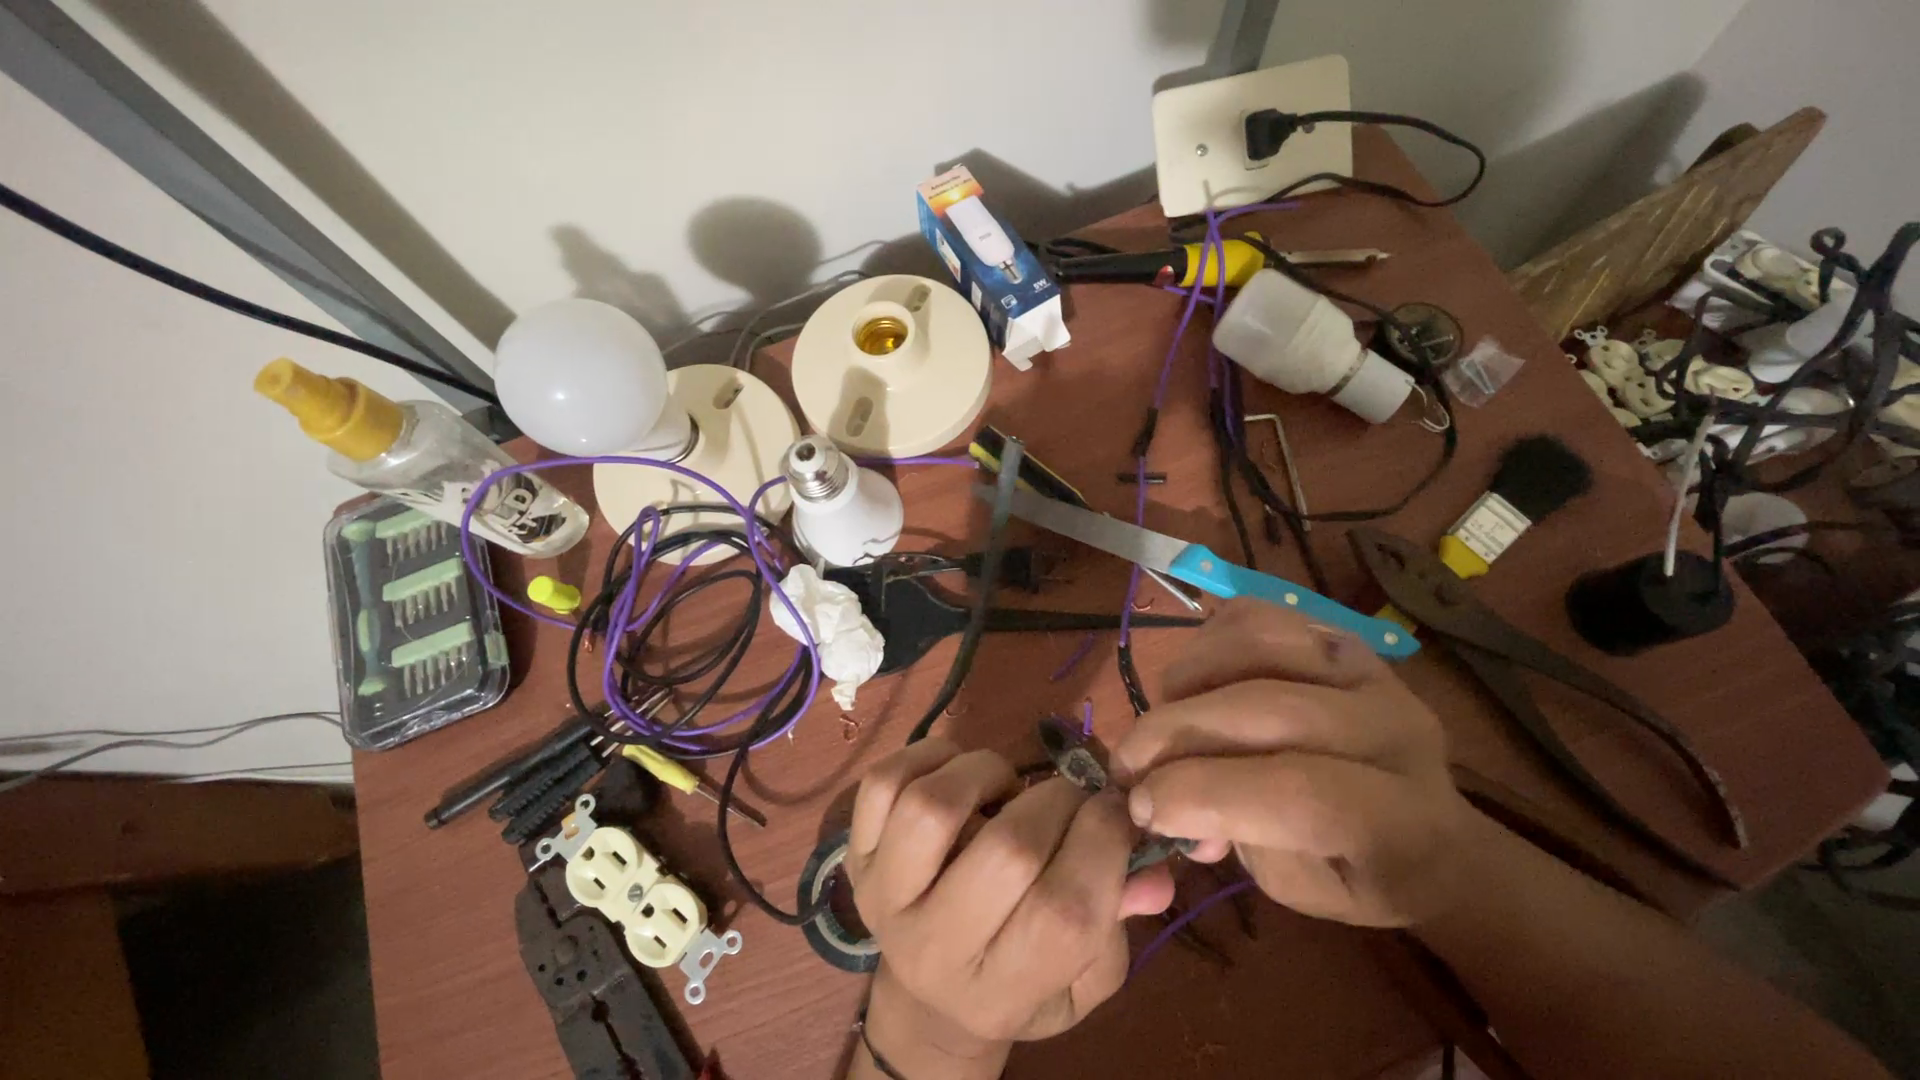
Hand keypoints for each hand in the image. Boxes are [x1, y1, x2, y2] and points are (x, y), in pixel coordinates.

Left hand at [845, 738, 1173, 1071]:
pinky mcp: (855, 855)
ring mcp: (884, 896)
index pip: (1064, 913)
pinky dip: (929, 756)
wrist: (929, 998)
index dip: (1105, 843)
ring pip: (934, 807)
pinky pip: (884, 783)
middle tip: (1071, 797)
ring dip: (987, 773)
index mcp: (1001, 991)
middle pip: (1007, 852)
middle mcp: (935, 947)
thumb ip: (1117, 925)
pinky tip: (959, 771)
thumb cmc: (1021, 983)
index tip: (1118, 812)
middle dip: (1058, 803)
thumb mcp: (1084, 979)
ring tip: (1007, 787)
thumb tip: (1155, 871)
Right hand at [1112, 598, 1477, 927]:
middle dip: (1177, 734)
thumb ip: (1235, 838)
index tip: (1141, 807)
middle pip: (1270, 709)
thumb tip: (1159, 800)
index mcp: (1402, 819)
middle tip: (1127, 764)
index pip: (1302, 791)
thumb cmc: (1359, 875)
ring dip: (1189, 677)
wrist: (1431, 833)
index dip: (1205, 793)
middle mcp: (1394, 729)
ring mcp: (1369, 672)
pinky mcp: (1340, 639)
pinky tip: (1192, 684)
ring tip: (1161, 718)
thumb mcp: (1302, 889)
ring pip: (1262, 643)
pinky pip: (1259, 616)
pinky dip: (1208, 642)